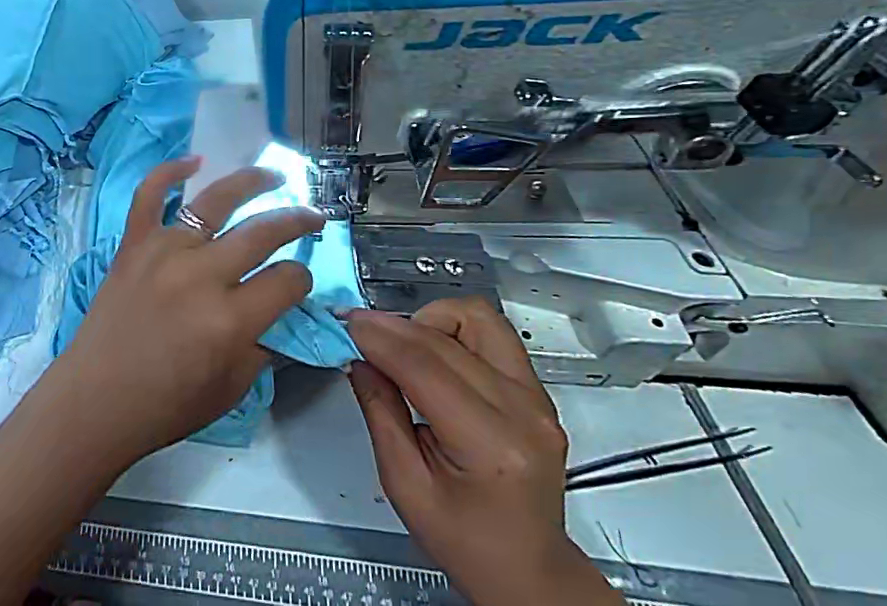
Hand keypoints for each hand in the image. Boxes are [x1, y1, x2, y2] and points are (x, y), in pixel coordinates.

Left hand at [44, 156, 324, 463]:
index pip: (287, 279)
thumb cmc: (166, 404)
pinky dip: (169, 171)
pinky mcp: (134, 244)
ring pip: (216, 200)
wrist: (94, 402)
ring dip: (252, 182)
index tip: (298, 282)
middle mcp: (201, 275)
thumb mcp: (232, 388)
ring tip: (275, 177)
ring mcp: (164, 251)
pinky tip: (194, 161)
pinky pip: (149, 194)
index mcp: (230, 319)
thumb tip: (283, 309)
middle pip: (263, 232)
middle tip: (313, 217)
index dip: (302, 279)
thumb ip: (265, 344)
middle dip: (298, 221)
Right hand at [347, 299, 621, 605]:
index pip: (426, 367)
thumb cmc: (468, 542)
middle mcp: (524, 411)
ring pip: (477, 318)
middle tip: (362, 332)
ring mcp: (536, 397)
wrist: (527, 568)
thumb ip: (381, 414)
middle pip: (448, 337)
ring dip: (432, 321)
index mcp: (492, 446)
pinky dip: (455, 331)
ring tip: (404, 347)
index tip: (350, 324)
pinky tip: (432, 353)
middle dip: (396, 328)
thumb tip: (360, 360)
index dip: (382, 339)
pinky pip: (492, 333)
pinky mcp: (537, 388)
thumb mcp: (406, 487)